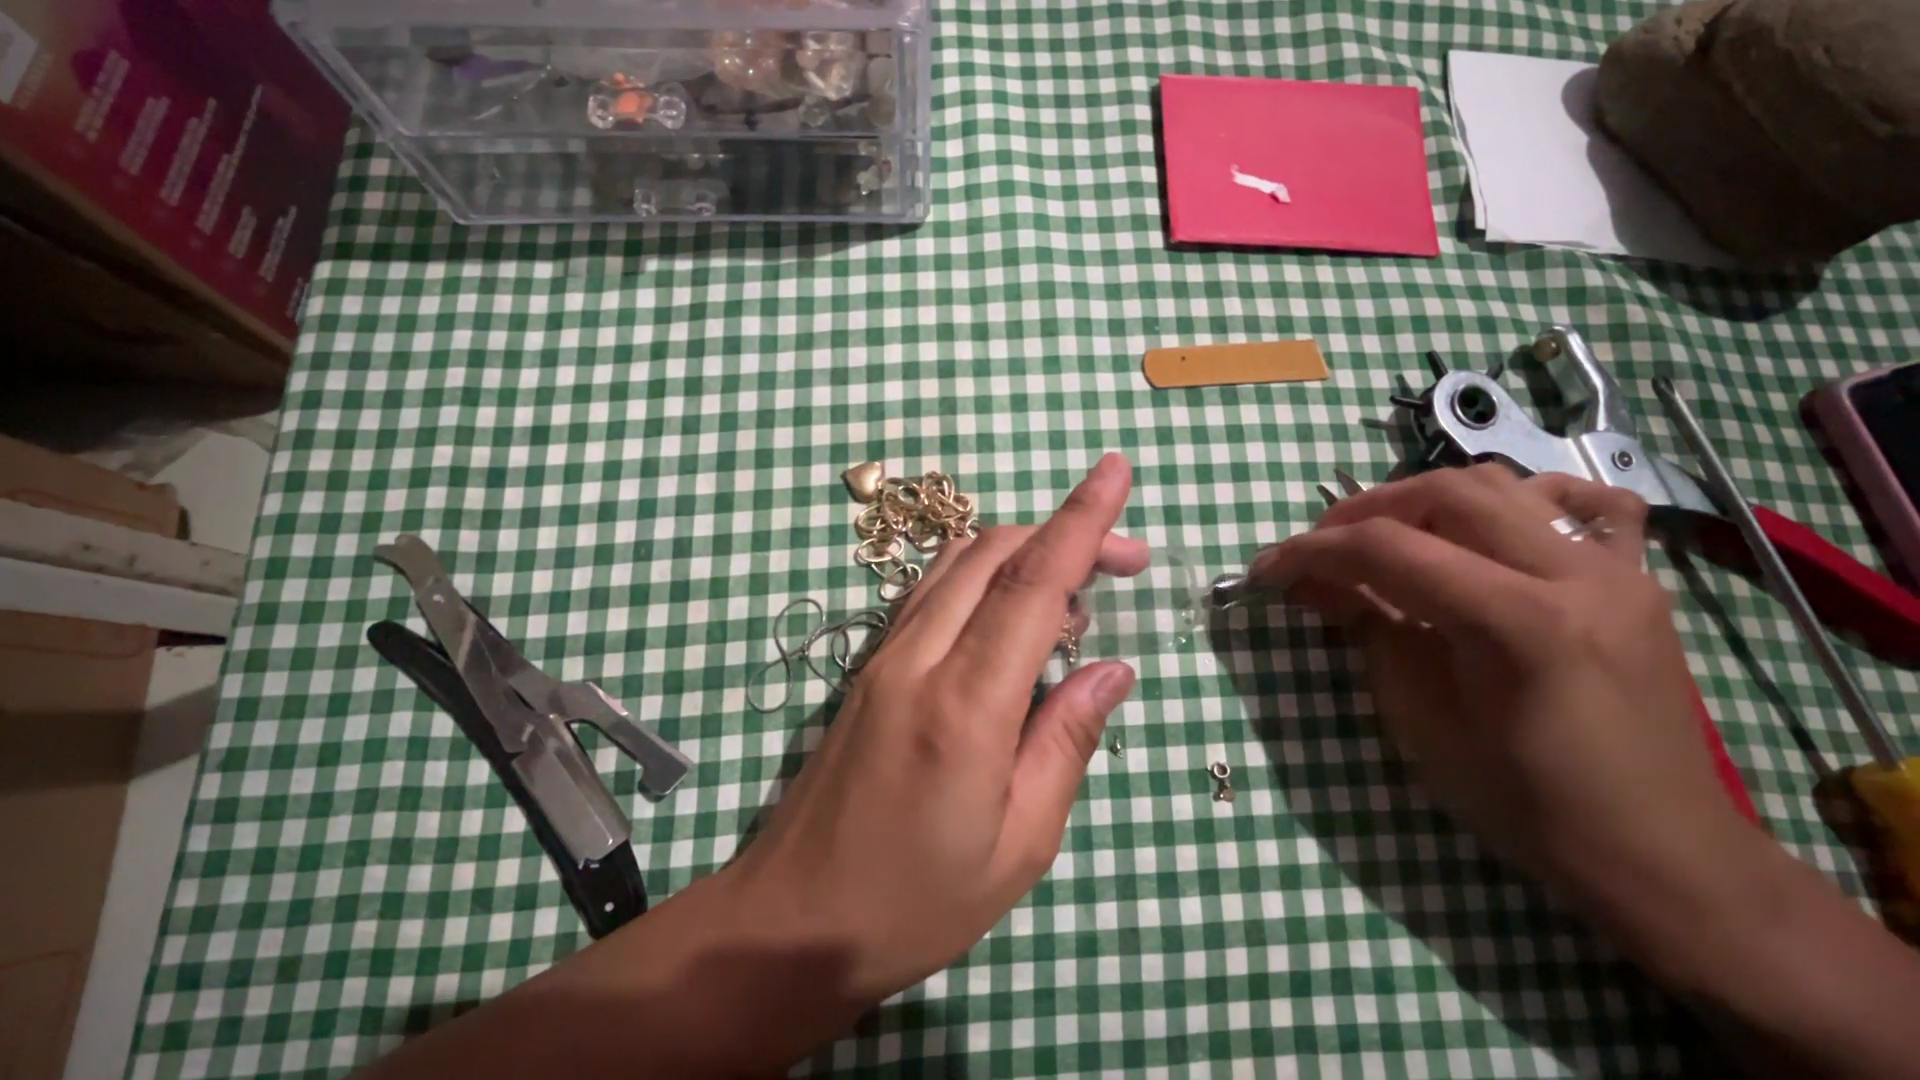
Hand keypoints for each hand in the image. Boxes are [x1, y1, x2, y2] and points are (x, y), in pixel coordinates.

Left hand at [723, 453, 1145, 1006]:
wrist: (788, 925)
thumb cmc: (914, 903)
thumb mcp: (1019, 845)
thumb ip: (1067, 743)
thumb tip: (1113, 669)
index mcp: (964, 704)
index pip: (1033, 583)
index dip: (1082, 520)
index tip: (1117, 470)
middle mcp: (916, 660)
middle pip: (992, 554)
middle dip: (1064, 533)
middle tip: (1128, 562)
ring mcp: (882, 660)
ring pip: (956, 567)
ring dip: (1021, 553)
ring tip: (1078, 599)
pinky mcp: (865, 673)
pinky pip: (929, 597)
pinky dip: (980, 581)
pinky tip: (1011, 622)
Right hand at [1246, 465, 1919, 1079]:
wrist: (1657, 850)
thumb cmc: (1527, 806)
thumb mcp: (1424, 724)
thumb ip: (1373, 633)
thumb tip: (1317, 583)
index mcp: (1516, 623)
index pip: (1390, 550)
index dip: (1312, 551)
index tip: (1266, 568)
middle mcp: (1572, 573)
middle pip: (1443, 494)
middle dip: (1363, 512)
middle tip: (1319, 549)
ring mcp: (1615, 568)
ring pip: (1503, 485)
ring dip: (1426, 500)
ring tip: (1387, 536)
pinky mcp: (1635, 578)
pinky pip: (1581, 504)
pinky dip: (1519, 501)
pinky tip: (1490, 528)